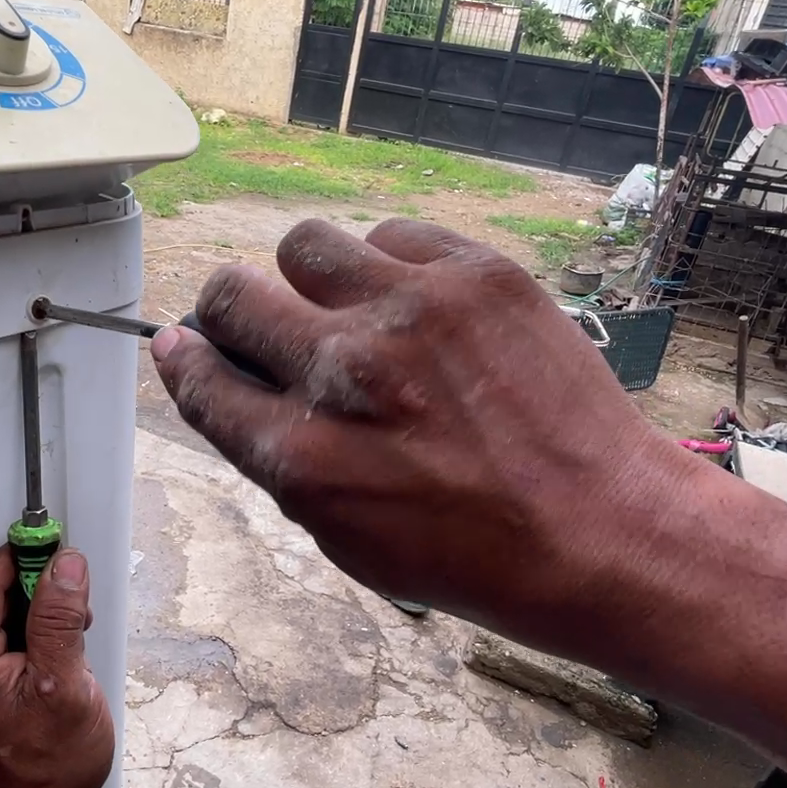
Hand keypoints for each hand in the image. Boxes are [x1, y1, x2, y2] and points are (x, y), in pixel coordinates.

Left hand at [0, 546, 114, 787]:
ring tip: (70, 632)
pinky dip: (27, 629)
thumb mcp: (67, 685)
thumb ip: (61, 620)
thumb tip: (65, 567)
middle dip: (33, 586)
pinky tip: (54, 646)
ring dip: (34, 608)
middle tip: (72, 594)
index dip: (20, 559)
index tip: (53, 545)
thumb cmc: (54, 765)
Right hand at [149, 218, 703, 646]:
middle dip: (230, 314)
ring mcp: (413, 311)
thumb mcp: (343, 536)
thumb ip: (272, 455)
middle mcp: (346, 372)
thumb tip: (218, 376)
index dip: (184, 359)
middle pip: (229, 294)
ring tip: (351, 313)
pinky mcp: (476, 272)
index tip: (184, 346)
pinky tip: (420, 310)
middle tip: (266, 330)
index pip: (201, 379)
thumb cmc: (465, 553)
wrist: (602, 530)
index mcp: (304, 458)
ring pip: (303, 245)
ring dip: (308, 281)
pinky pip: (389, 234)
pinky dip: (387, 269)